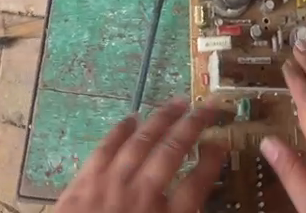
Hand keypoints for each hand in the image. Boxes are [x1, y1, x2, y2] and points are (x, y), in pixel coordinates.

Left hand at [57, 100, 227, 212]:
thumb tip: (192, 204)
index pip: (196, 185)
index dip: (211, 162)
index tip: (221, 143)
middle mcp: (141, 196)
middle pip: (172, 152)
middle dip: (193, 126)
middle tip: (208, 106)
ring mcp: (110, 185)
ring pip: (141, 142)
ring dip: (162, 119)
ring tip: (178, 103)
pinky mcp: (83, 183)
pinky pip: (106, 148)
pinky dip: (120, 131)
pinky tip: (132, 118)